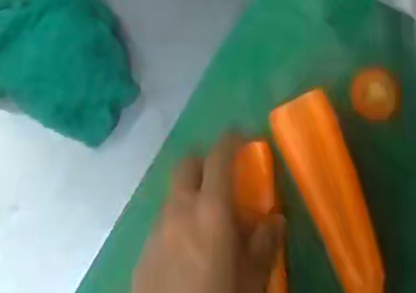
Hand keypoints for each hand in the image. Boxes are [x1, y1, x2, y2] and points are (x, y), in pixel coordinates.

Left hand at [133, 132, 285, 292]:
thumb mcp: (253, 277)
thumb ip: (266, 243)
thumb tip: (275, 220)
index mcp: (211, 208)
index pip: (219, 154)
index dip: (233, 139)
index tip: (246, 138)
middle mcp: (179, 211)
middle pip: (186, 165)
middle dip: (204, 162)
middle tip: (223, 176)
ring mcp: (155, 234)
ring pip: (172, 198)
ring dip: (189, 197)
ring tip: (206, 222)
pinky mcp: (139, 260)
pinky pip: (161, 228)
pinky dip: (176, 227)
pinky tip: (187, 253)